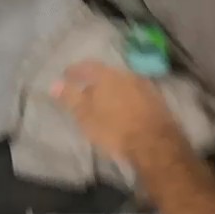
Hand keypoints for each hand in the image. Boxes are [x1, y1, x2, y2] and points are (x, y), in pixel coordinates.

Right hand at [50, 61, 188, 166]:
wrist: (158, 147)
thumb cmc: (114, 128)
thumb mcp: (84, 114)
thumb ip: (69, 97)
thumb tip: (54, 83)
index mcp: (107, 75)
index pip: (86, 66)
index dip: (75, 71)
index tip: (66, 77)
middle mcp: (127, 76)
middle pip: (107, 74)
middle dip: (96, 82)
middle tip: (86, 92)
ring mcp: (147, 89)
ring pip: (124, 85)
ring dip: (114, 91)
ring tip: (106, 104)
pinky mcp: (161, 104)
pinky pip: (138, 97)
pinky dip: (128, 101)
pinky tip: (126, 112)